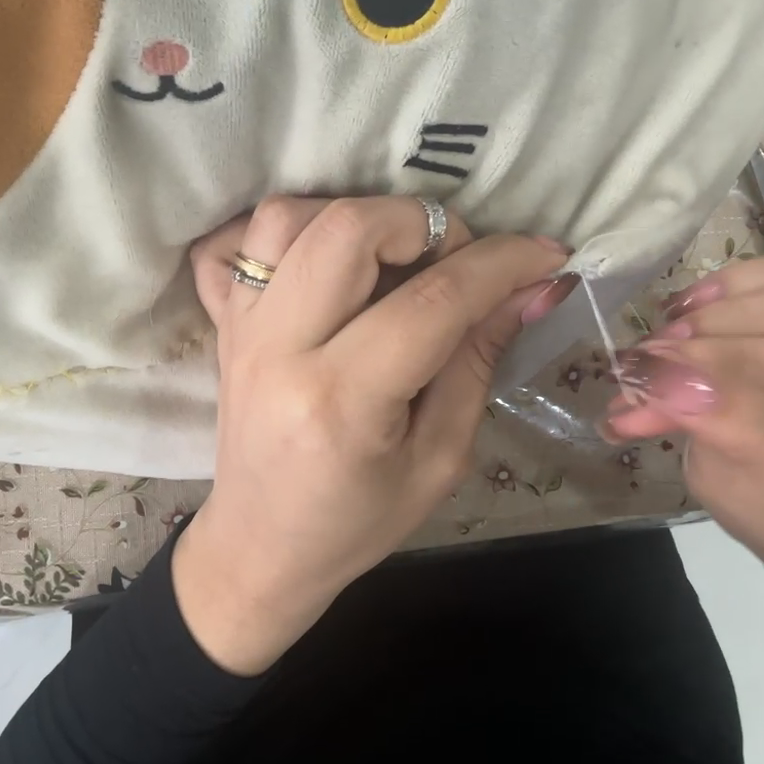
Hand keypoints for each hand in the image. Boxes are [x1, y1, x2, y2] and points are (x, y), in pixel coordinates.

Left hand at [172, 196, 576, 673]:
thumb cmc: (354, 522)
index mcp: (340, 401)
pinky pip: (231, 243)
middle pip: (347, 229)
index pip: (431, 300)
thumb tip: (527, 287)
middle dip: (421, 222)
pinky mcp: (221, 322)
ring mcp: (240, 328)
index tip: (543, 255)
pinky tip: (319, 259)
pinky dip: (281, 232)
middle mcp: (279, 349)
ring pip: (285, 218)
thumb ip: (476, 363)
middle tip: (454, 259)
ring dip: (351, 216)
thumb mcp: (438, 461)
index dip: (500, 264)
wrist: (259, 548)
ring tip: (390, 256)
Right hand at [599, 254, 763, 611]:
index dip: (746, 421)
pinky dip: (759, 280)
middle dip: (736, 359)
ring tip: (671, 328)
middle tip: (650, 356)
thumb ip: (704, 447)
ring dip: (743, 315)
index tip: (657, 388)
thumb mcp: (736, 504)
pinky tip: (702, 301)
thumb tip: (647, 385)